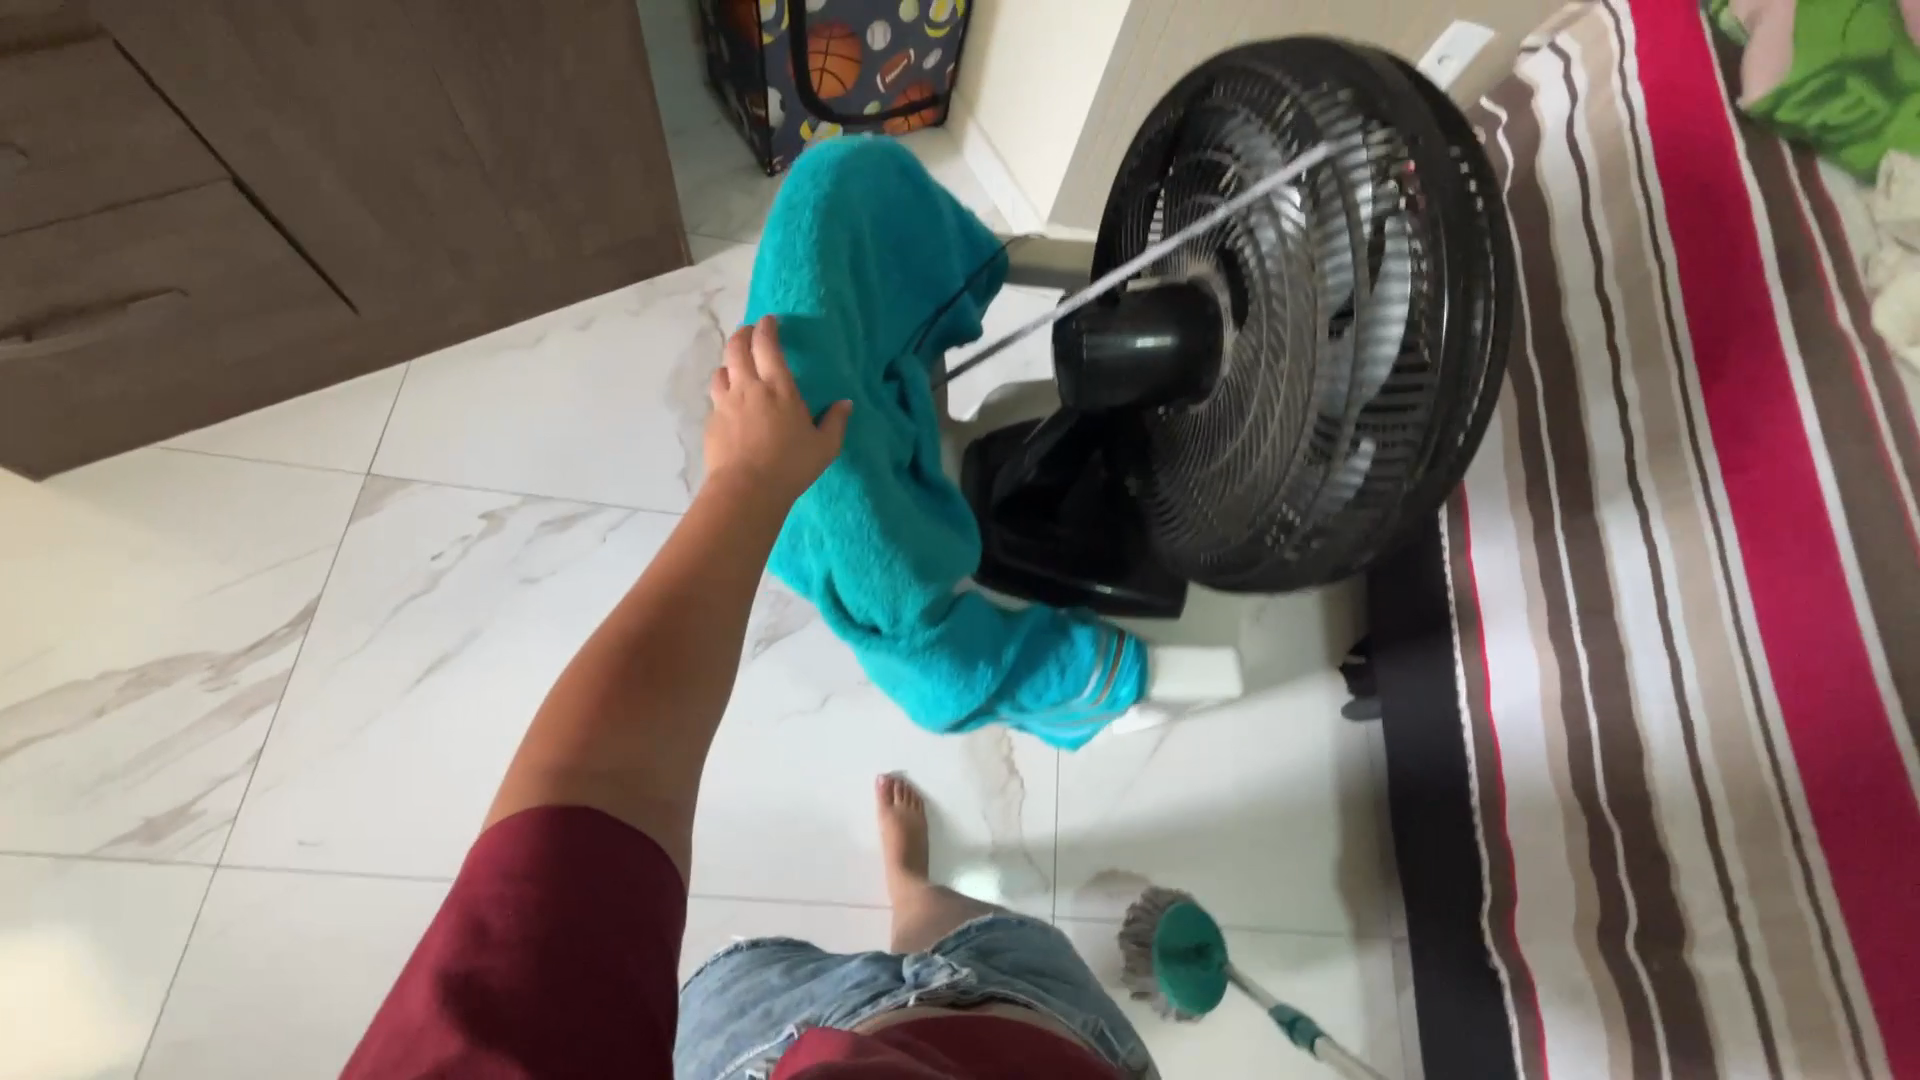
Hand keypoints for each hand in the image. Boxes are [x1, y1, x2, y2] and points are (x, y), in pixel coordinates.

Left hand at [704, 315, 850, 503]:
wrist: (747, 490)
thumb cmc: (791, 466)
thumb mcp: (825, 447)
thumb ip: (835, 422)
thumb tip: (845, 403)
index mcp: (779, 388)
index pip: (767, 346)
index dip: (766, 328)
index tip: (768, 321)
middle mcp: (748, 388)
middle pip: (737, 349)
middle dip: (743, 334)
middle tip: (749, 331)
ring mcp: (725, 404)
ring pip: (721, 371)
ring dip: (729, 363)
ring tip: (736, 366)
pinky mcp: (712, 422)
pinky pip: (716, 397)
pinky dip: (723, 391)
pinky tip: (729, 402)